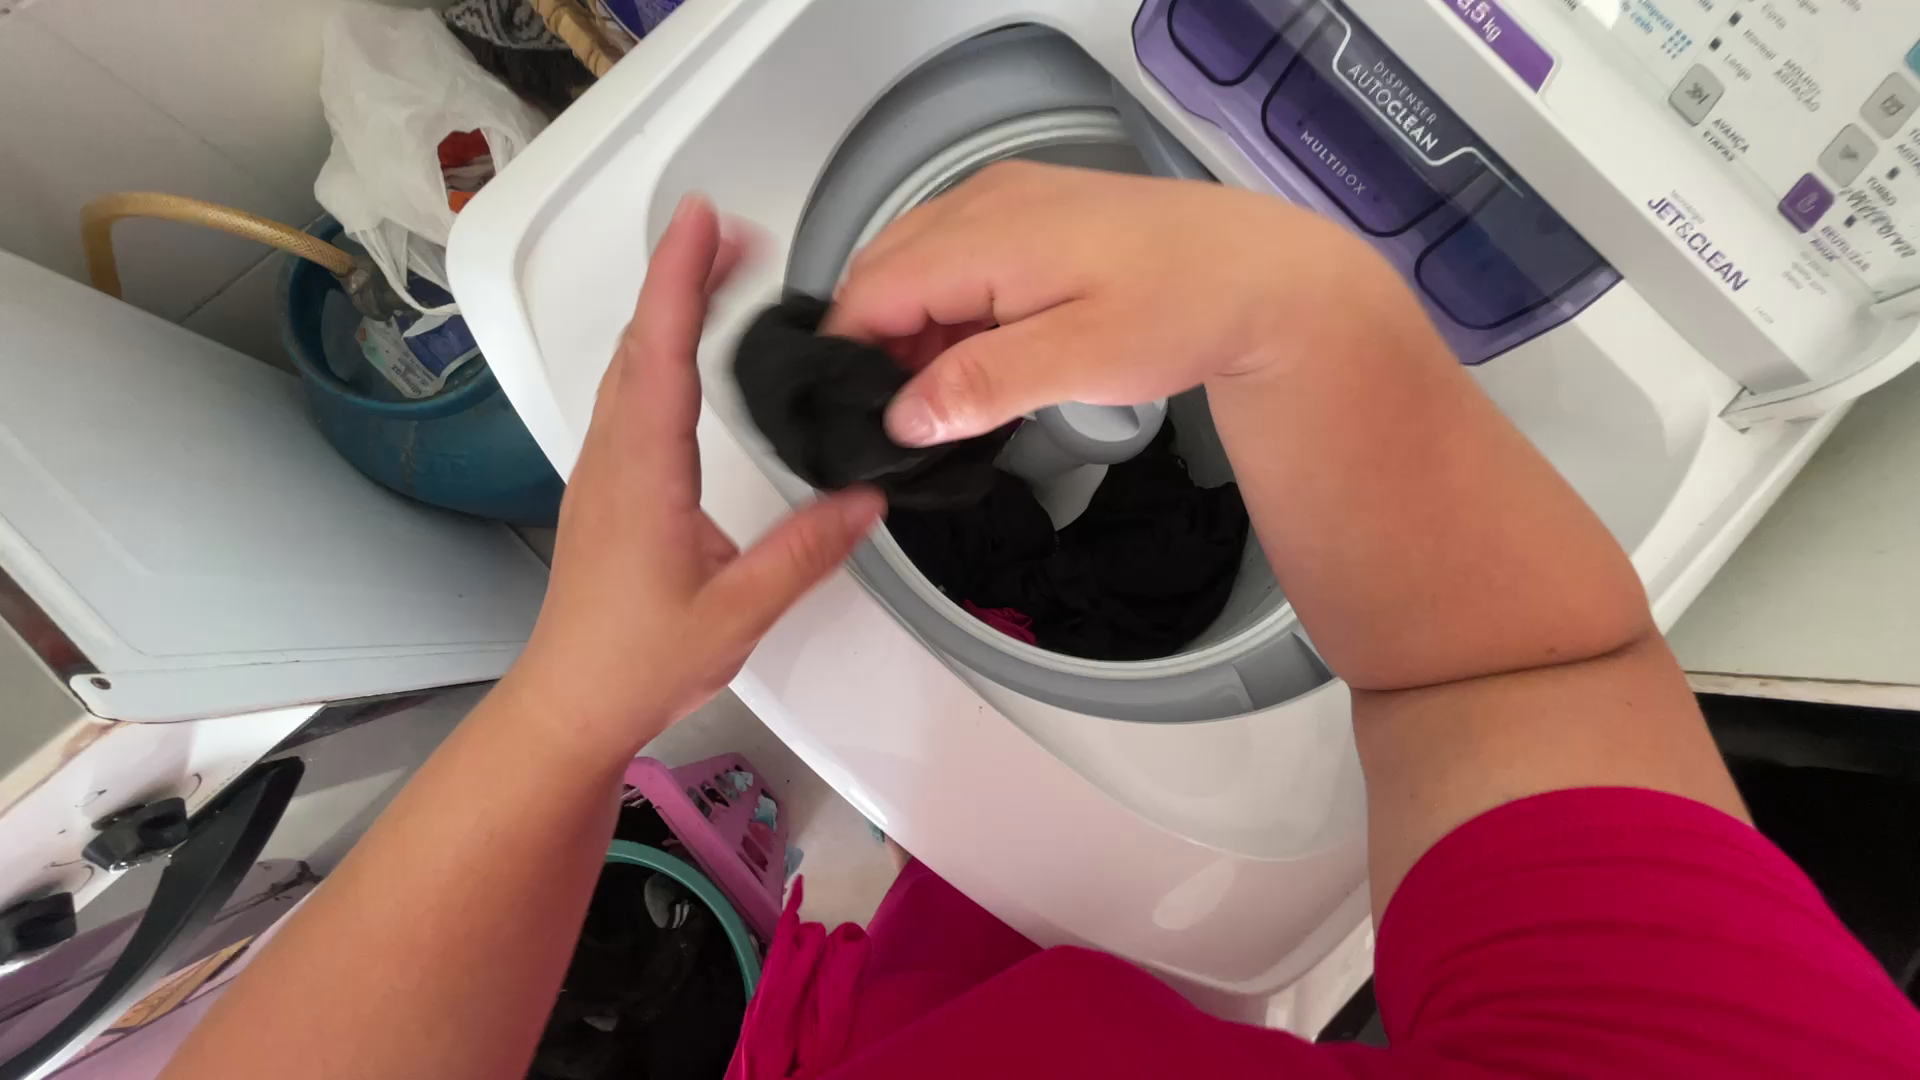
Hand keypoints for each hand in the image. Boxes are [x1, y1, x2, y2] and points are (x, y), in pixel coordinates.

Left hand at [507, 195, 884, 759]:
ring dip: (666, 308)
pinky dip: (655, 350)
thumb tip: (867, 501)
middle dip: (680, 276)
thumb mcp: (739, 612)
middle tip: (729, 232)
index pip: (661, 357)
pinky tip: (678, 351)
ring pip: (628, 365)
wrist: (573, 700)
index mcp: (643, 477)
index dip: (681, 283)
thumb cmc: (639, 661)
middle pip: (641, 343)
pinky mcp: (609, 485)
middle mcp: (614, 459)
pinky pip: (626, 396)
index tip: (706, 224)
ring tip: (712, 272)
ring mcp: (604, 469)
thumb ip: (805, 552)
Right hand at [823, 161, 1398, 445]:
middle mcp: (984, 204)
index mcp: (986, 232)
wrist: (1259, 276)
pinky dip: (945, 314)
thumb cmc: (1182, 308)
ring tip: (944, 395)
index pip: (872, 290)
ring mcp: (1006, 205)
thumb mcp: (1080, 358)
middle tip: (903, 416)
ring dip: (911, 333)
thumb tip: (903, 415)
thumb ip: (983, 383)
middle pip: (883, 274)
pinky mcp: (1028, 219)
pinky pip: (953, 264)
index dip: (849, 356)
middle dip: (877, 347)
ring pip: (914, 269)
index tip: (856, 417)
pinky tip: (973, 357)